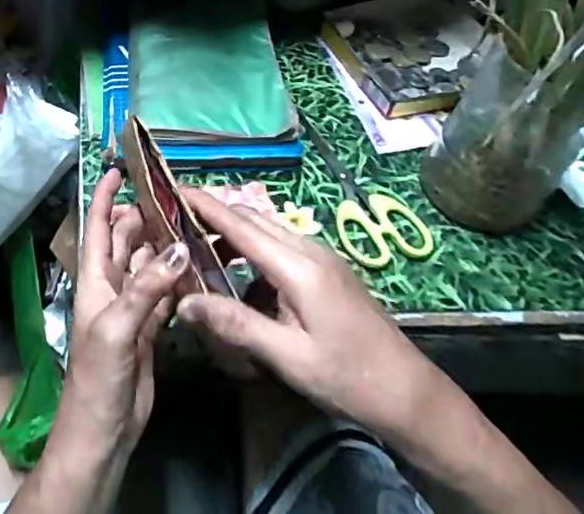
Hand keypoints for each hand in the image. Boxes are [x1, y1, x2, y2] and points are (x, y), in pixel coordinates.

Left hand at [58, 167, 188, 463]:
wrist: (104, 427)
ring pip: (147, 265)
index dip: (105, 198)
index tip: (117, 170)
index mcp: (95, 278)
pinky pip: (163, 293)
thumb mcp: (118, 326)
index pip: (98, 227)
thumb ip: (146, 287)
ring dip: (163, 247)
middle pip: (126, 241)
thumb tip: (176, 247)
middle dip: (142, 218)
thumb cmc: (99, 374)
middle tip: (172, 199)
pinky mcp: (149, 327)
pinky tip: (194, 268)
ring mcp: (131, 306)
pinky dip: (176, 279)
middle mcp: (112, 286)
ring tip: (189, 226)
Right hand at [174, 186, 445, 439]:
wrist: (413, 396)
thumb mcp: (289, 357)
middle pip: (251, 218)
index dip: (203, 204)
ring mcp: (320, 257)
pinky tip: (237, 277)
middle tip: (172, 219)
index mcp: (298, 266)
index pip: (240, 223)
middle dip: (211, 213)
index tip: (170, 188)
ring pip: (265, 229)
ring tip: (197, 249)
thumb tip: (183, 300)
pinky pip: (278, 245)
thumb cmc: (351, 379)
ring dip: (230, 232)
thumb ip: (235, 324)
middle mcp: (308, 249)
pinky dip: (249, 249)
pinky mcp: (325, 270)